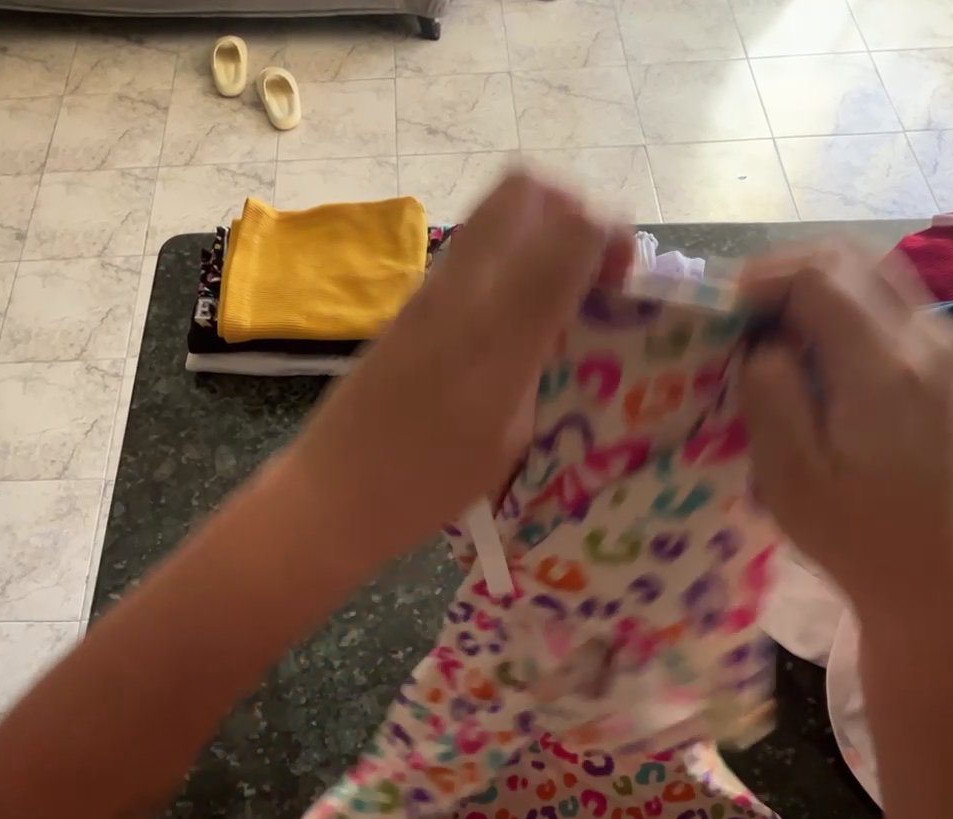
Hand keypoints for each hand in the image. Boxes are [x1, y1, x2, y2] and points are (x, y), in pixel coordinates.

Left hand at [280, 172, 630, 569]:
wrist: (332, 493)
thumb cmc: (426, 486)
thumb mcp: (510, 437)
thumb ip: (543, 364)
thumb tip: (564, 321)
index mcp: (498, 328)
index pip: (572, 228)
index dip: (612, 238)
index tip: (621, 285)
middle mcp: (461, 290)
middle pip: (525, 191)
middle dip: (572, 215)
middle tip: (586, 274)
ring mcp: (426, 293)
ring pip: (493, 216)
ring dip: (536, 237)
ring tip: (551, 300)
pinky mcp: (406, 308)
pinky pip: (468, 254)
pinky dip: (504, 264)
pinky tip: (508, 322)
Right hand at [737, 246, 952, 616]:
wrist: (929, 559)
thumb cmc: (852, 527)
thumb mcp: (791, 473)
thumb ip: (771, 396)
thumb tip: (758, 342)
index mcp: (882, 367)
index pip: (818, 277)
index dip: (758, 282)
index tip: (715, 318)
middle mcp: (920, 337)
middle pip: (844, 258)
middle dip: (776, 275)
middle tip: (729, 319)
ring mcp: (934, 341)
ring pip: (861, 271)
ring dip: (801, 286)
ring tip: (755, 328)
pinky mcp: (930, 355)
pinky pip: (874, 297)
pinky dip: (825, 303)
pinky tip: (794, 344)